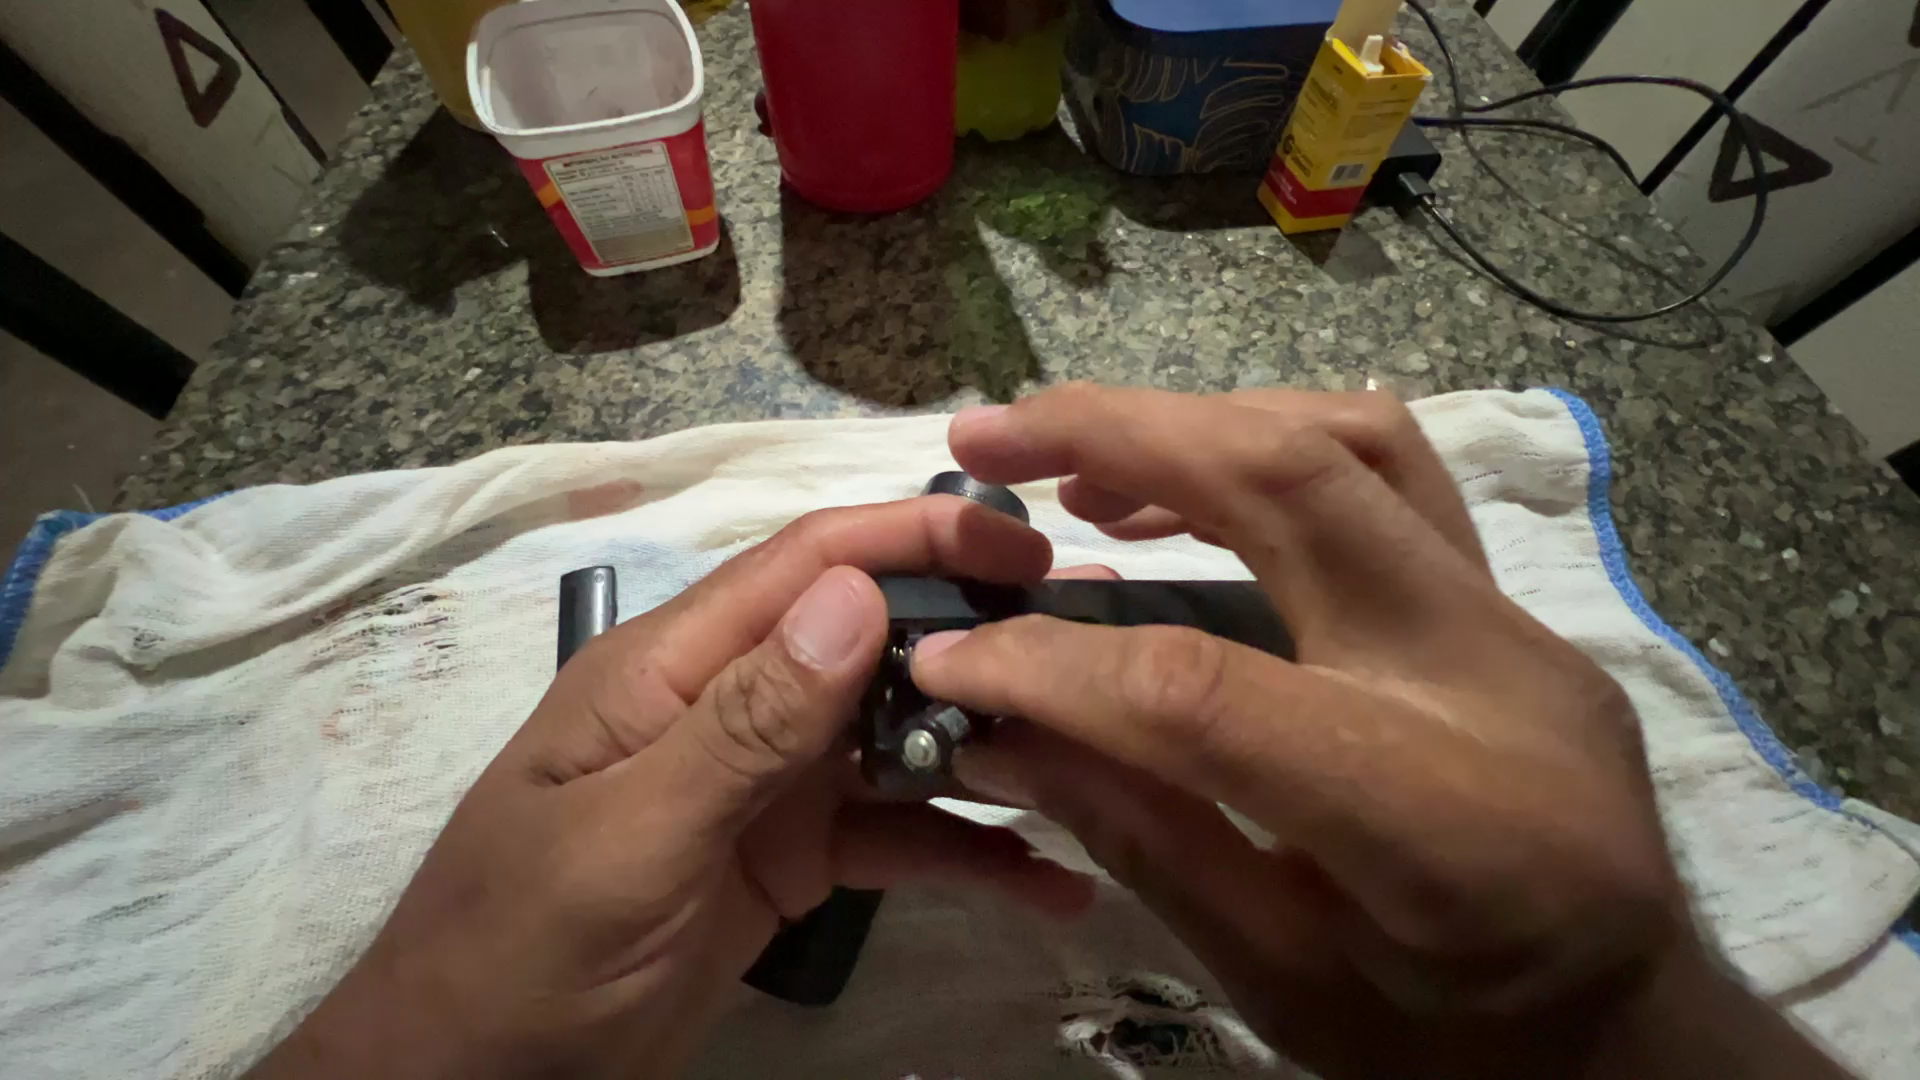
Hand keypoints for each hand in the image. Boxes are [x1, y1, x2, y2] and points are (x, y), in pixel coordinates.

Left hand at [249, 498, 1092, 1079]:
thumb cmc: (522, 954)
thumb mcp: (630, 839)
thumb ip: (743, 722)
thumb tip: (855, 597)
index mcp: (683, 660)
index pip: (811, 561)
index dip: (915, 536)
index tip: (1018, 548)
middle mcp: (741, 696)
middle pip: (874, 635)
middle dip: (975, 630)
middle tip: (1081, 634)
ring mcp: (778, 772)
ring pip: (900, 728)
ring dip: (986, 739)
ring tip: (1085, 751)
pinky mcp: (802, 845)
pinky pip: (898, 829)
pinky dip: (966, 847)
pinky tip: (1041, 880)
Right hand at [913, 384, 1849, 1079]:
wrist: (1624, 1025)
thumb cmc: (1442, 1035)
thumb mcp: (1269, 975)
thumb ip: (1129, 831)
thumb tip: (992, 726)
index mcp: (1434, 817)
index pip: (1199, 691)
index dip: (1048, 662)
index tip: (950, 654)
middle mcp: (1486, 674)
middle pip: (1291, 483)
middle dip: (1114, 434)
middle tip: (987, 436)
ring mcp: (1508, 615)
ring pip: (1347, 438)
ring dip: (1185, 424)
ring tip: (1071, 466)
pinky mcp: (1497, 593)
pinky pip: (1378, 465)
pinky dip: (1250, 443)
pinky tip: (1168, 488)